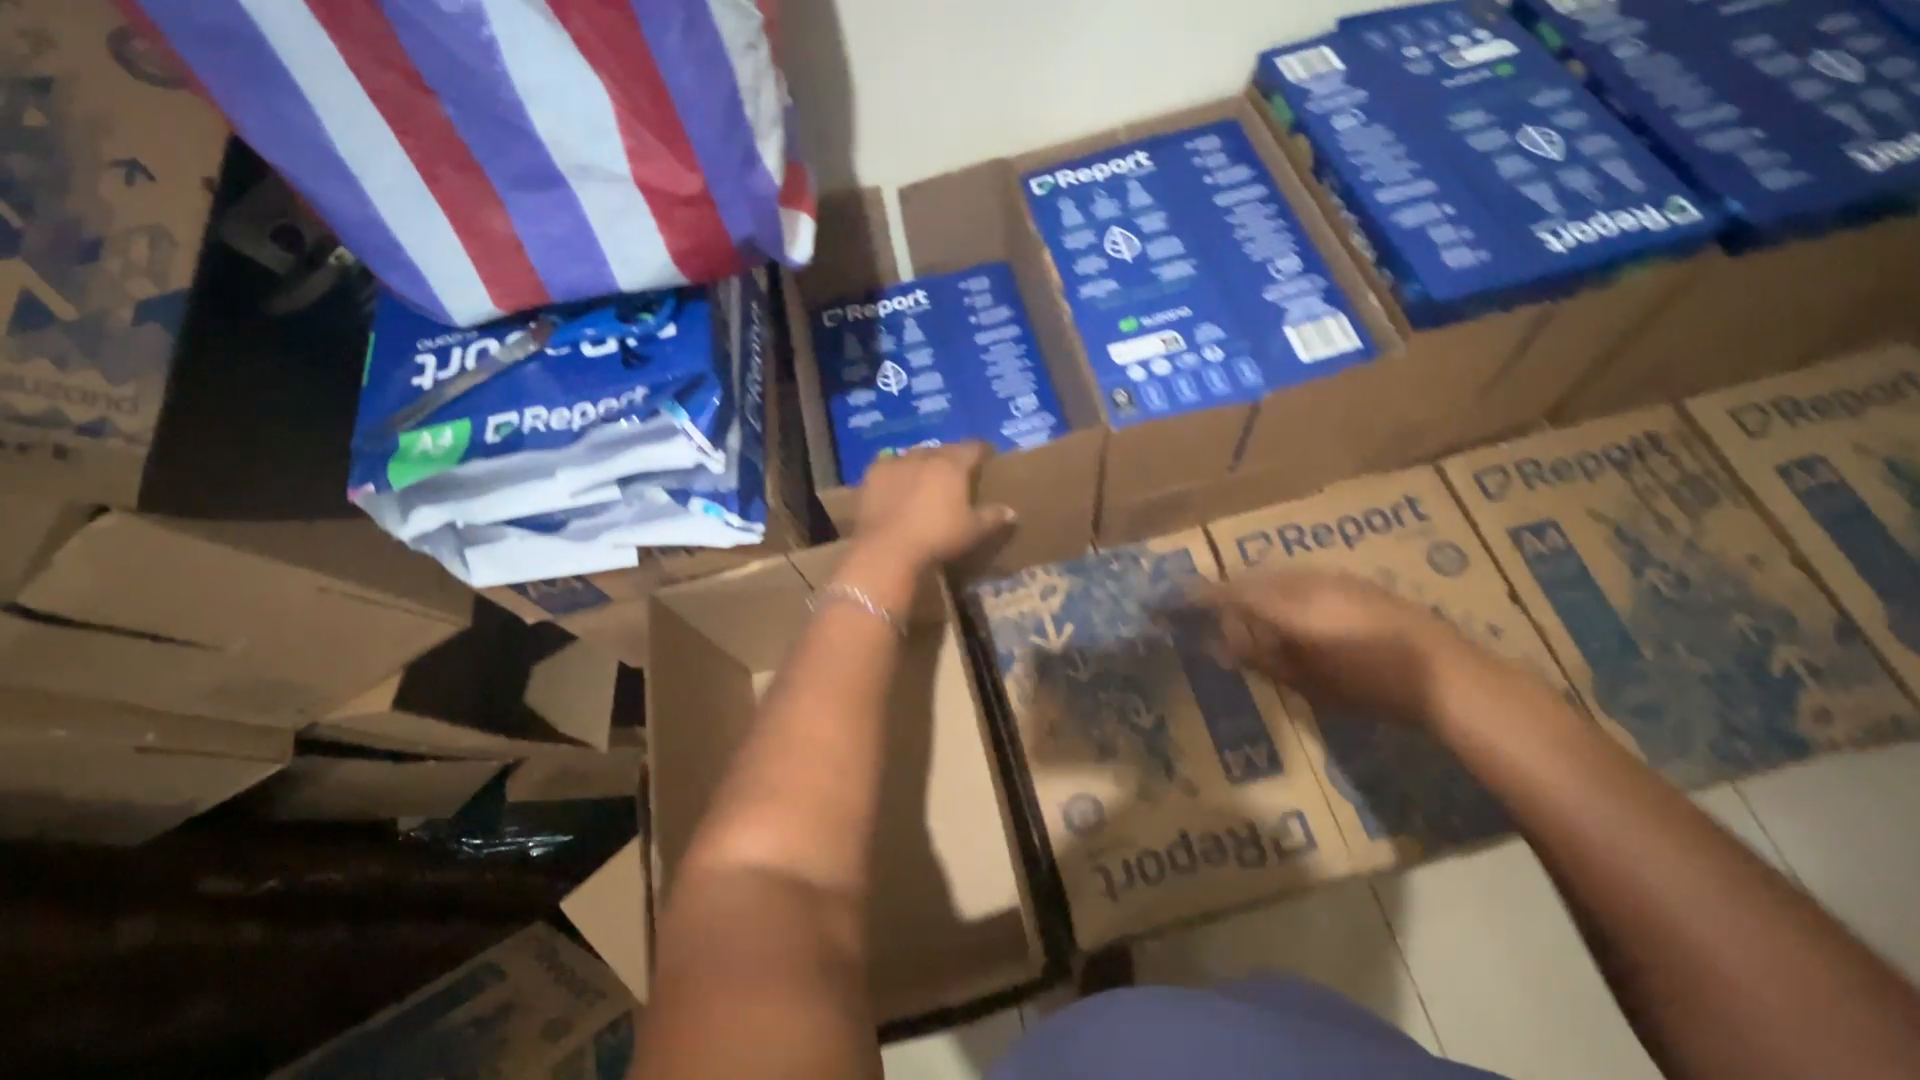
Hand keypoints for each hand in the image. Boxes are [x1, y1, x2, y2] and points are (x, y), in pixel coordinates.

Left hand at [853, 444, 1014, 568]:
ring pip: (914, 454)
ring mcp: (896, 462)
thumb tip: (1011, 512)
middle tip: (956, 471)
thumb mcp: (972, 531)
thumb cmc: (938, 538)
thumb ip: (992, 518)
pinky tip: (896, 481)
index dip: (983, 450)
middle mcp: (925, 456)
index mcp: (952, 464)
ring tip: (925, 475)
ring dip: (922, 462)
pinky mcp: (873, 475)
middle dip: (951, 457)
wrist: (888, 548)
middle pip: (943, 449)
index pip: (973, 447)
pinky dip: (895, 470)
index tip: (988, 455)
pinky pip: (888, 465)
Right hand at [1194, 570, 1495, 726]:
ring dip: (1255, 590)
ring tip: (1243, 615)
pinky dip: (1281, 591)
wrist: (1443, 673)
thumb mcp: (1306, 681)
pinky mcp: (1353, 582)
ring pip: (1277, 576)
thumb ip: (1260, 658)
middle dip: (1225, 592)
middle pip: (1251, 578)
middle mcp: (1305, 580)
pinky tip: (1286, 613)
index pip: (1229, 591)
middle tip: (1207, 613)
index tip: (1172, 601)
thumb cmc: (1368, 684)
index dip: (1198, 595)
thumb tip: (1218, 644)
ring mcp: (1332, 577)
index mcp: (1288, 604)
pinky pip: (1300, 578)